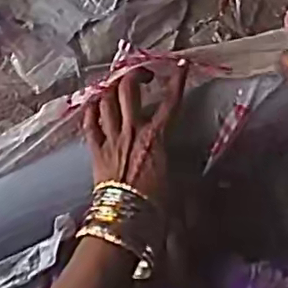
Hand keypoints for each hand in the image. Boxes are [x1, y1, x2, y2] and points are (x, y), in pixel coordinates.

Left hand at [81, 62, 186, 204]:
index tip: (181, 64)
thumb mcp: (177, 181)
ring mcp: (111, 138)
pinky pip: (89, 122)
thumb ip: (184, 164)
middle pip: (128, 89)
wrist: (124, 223)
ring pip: (106, 100)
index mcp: (156, 137)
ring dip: (111, 88)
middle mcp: (132, 131)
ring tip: (118, 85)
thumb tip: (197, 165)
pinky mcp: (95, 150)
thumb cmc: (155, 206)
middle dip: (135, 74)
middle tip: (144, 74)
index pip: (171, 101)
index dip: (177, 80)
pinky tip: (95, 103)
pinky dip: (91, 109)